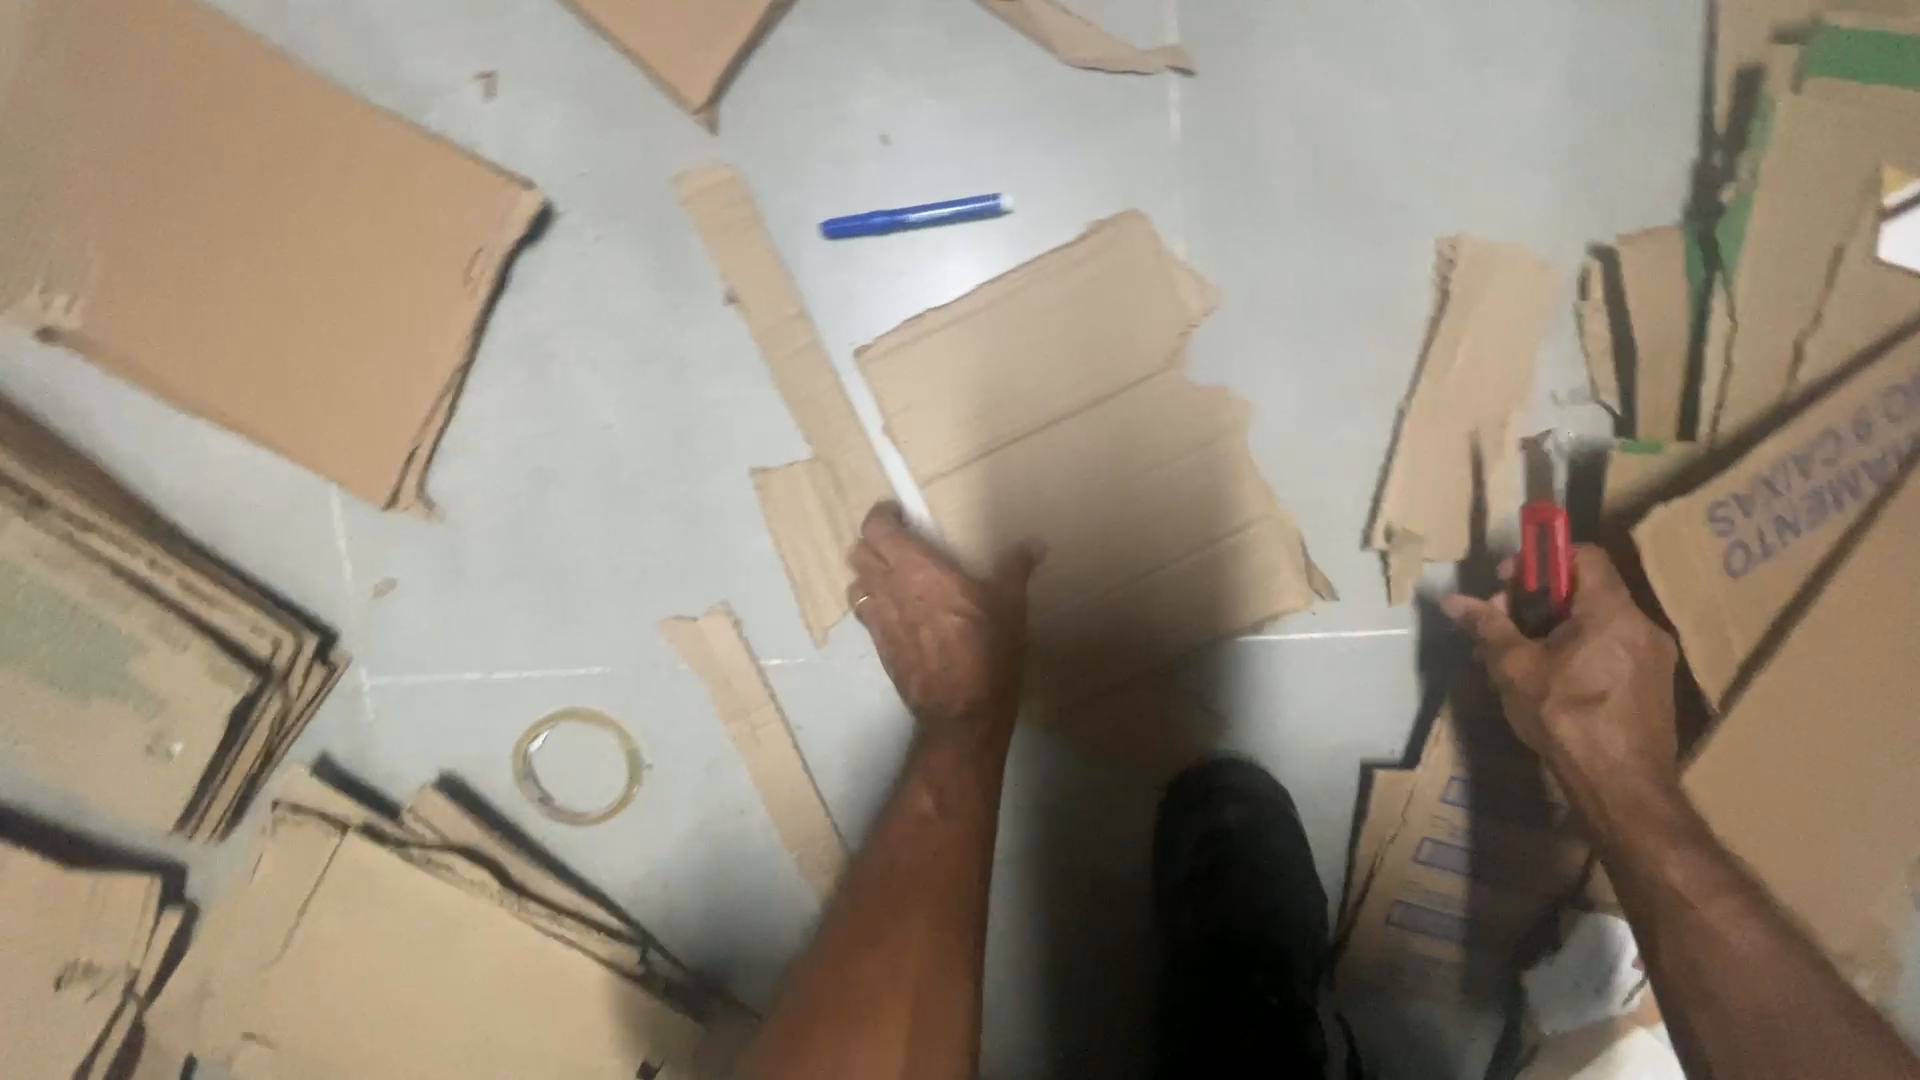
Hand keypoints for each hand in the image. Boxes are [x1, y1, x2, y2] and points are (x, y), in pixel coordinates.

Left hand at [847, 503, 1042, 743]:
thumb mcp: (1010, 605)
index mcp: (918, 569)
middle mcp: (889, 588)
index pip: (877, 528)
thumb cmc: (987, 650)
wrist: (962, 710)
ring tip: (892, 576)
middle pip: (858, 551)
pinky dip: (872, 603)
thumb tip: (1034, 544)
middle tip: (899, 543)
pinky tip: (897, 611)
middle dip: (873, 542)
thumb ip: (1016, 568)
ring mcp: (879, 619)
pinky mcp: (879, 646)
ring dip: (868, 573)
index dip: (881, 515)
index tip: (899, 513)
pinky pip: (863, 613)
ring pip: (854, 583)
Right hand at [1441, 545, 1682, 822]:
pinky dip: (1574, 649)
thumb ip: (1487, 626)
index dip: (1542, 558)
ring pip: (1594, 622)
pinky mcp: (1651, 685)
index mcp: (1611, 613)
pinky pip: (1608, 648)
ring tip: (1516, 656)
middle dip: (1536, 599)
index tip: (1508, 580)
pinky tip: (1545, 680)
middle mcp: (1642, 627)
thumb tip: (1452, 599)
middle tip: (1501, 623)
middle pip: (1585, 590)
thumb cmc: (1566, 716)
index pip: (1583, 556)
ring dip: (1551, 627)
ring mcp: (1653, 657)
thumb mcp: (1513, 666)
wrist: (1621, 784)